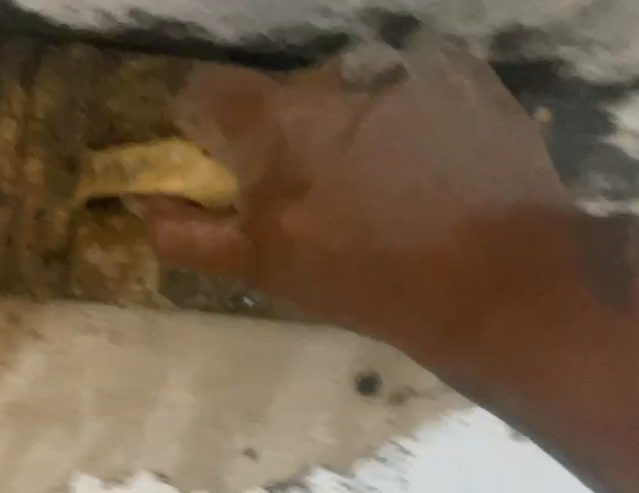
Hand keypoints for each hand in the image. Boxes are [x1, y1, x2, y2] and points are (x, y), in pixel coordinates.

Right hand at [144, 39, 571, 357]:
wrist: (491, 275)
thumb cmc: (356, 277)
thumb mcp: (257, 267)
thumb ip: (187, 234)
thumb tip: (147, 205)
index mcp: (275, 122)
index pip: (206, 91)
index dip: (202, 128)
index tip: (219, 169)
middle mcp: (335, 77)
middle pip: (281, 97)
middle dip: (279, 141)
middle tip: (304, 201)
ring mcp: (405, 69)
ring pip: (344, 96)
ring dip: (339, 134)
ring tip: (370, 192)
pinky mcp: (462, 76)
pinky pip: (402, 92)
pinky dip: (395, 126)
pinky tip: (417, 175)